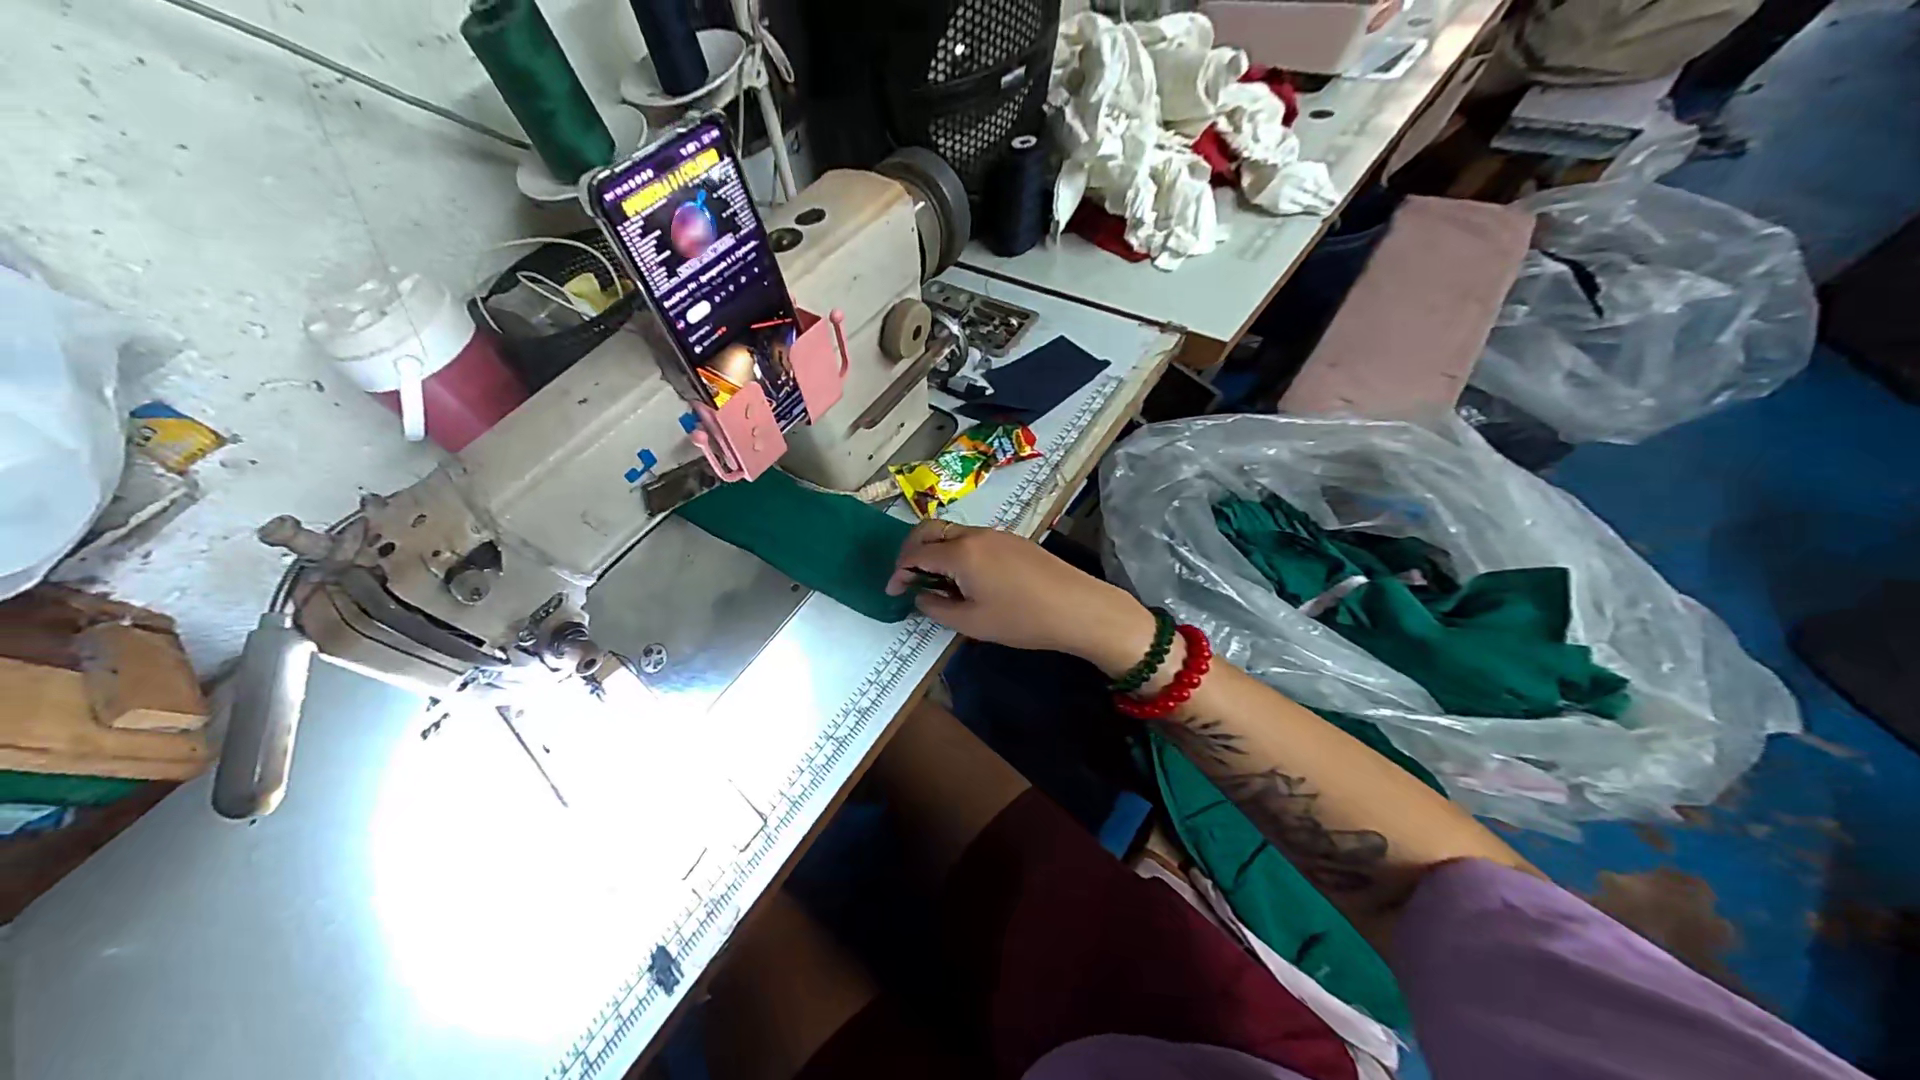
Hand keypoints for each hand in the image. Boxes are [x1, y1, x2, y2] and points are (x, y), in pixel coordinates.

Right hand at [884, 520, 1156, 675]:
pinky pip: (971, 538)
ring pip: (952, 532)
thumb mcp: (972, 622)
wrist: (1078, 607)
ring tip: (936, 582)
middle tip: (907, 578)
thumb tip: (920, 596)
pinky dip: (955, 551)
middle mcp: (975, 534)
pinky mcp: (1012, 540)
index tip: (893, 592)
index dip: (899, 572)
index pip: (916, 553)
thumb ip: (937, 608)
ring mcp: (996, 534)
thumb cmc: (1022, 619)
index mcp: (960, 552)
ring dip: (934, 550)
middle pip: (930, 531)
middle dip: (911, 551)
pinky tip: (964, 577)